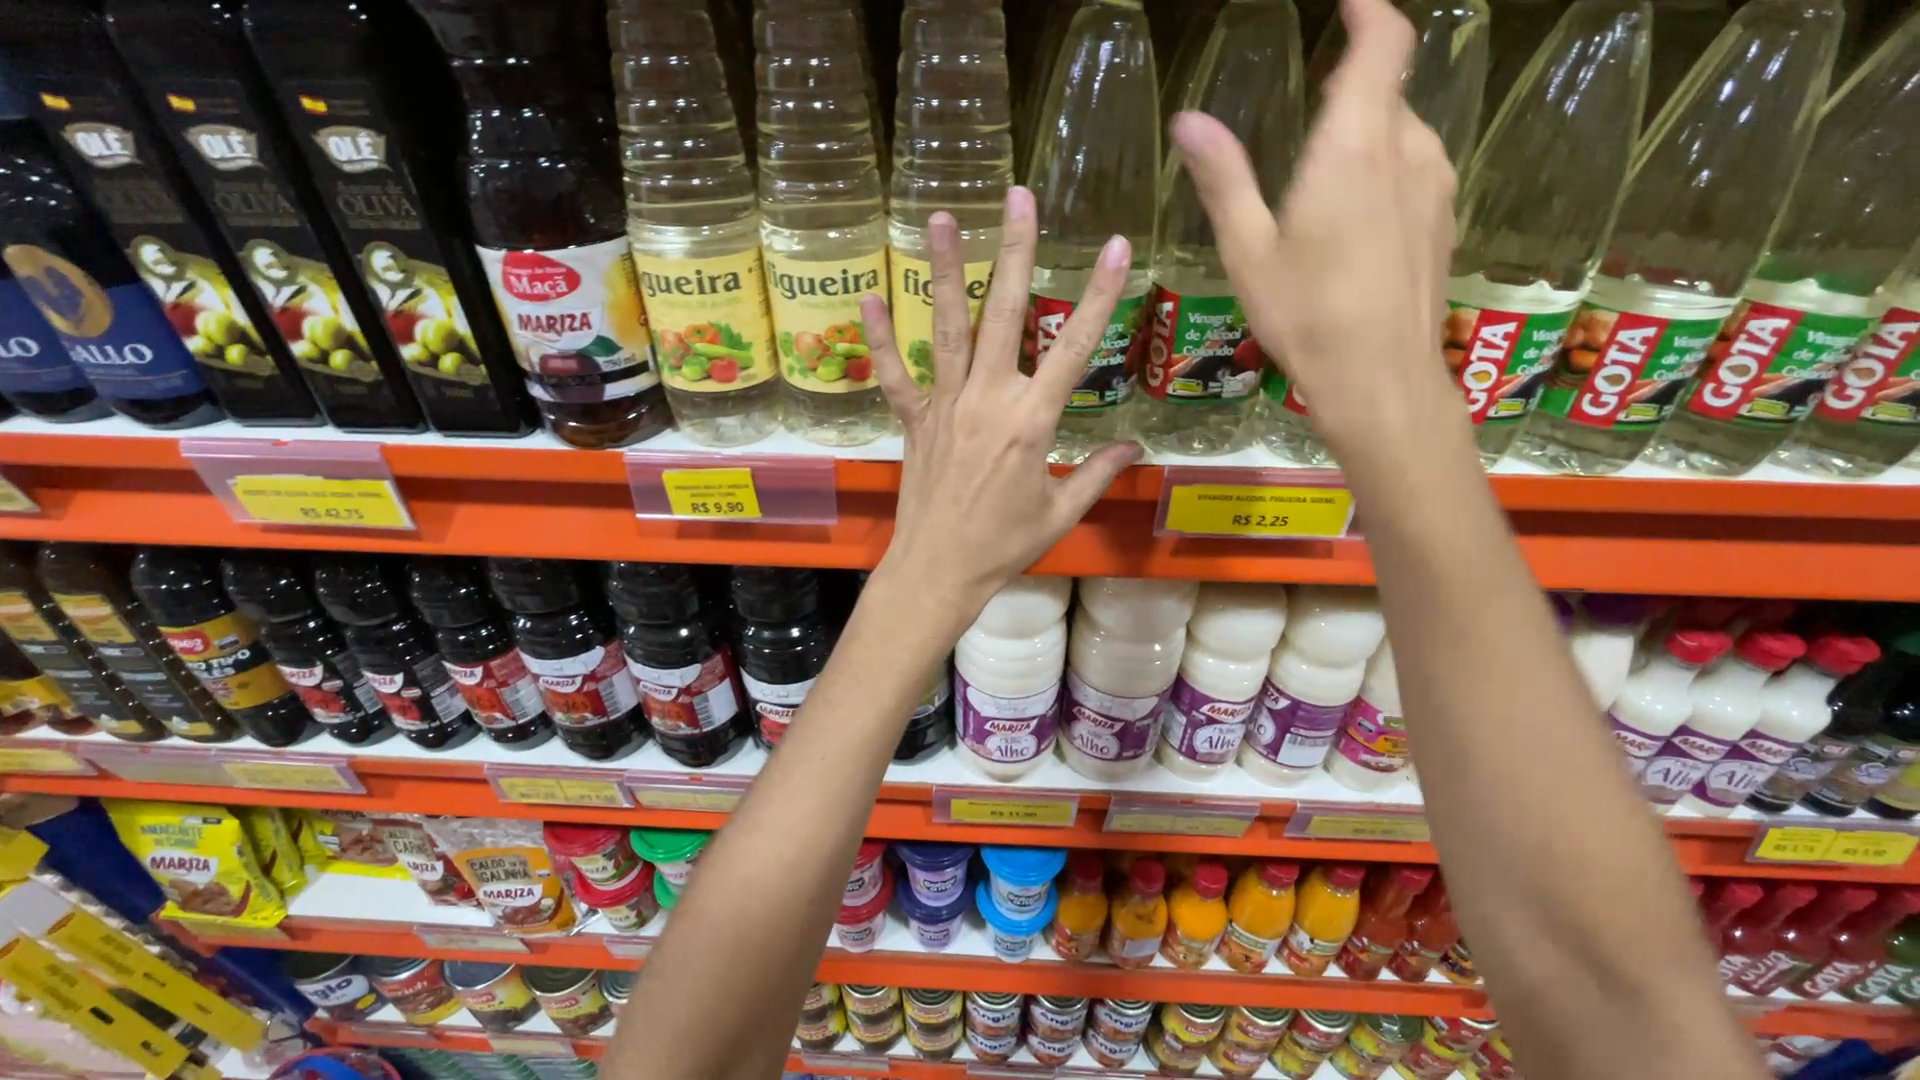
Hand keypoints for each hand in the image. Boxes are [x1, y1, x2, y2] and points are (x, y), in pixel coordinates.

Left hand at [861, 188, 1142, 616]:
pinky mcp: (914, 421)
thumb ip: (1097, 474)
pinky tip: (868, 296)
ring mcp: (945, 406)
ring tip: (941, 217)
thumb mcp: (1061, 513)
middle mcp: (987, 400)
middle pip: (1005, 316)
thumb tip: (1134, 448)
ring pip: (947, 329)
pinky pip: (895, 374)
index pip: (1075, 348)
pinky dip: (880, 338)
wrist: (937, 572)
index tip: (1117, 246)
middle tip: (1018, 197)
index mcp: (1032, 422)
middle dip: (1015, 252)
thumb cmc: (1004, 548)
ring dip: (946, 272)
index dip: (1100, 295)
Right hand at [1172, 0, 1459, 457]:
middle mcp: (1408, 151)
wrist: (1380, 380)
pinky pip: (1415, 171)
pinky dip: (1384, 171)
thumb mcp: (1249, 250)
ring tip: (1325, 171)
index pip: (1384, 43)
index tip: (1347, 2)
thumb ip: (1224, 178)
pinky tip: (1353, 220)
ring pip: (1402, 134)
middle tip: (1311, 100)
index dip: (1370, 10)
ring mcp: (1435, 186)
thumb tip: (1188, 120)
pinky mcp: (1444, 221)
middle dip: (1350, 85)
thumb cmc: (1305, 315)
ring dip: (1367, 133)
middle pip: (1387, 90)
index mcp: (1355, 146)